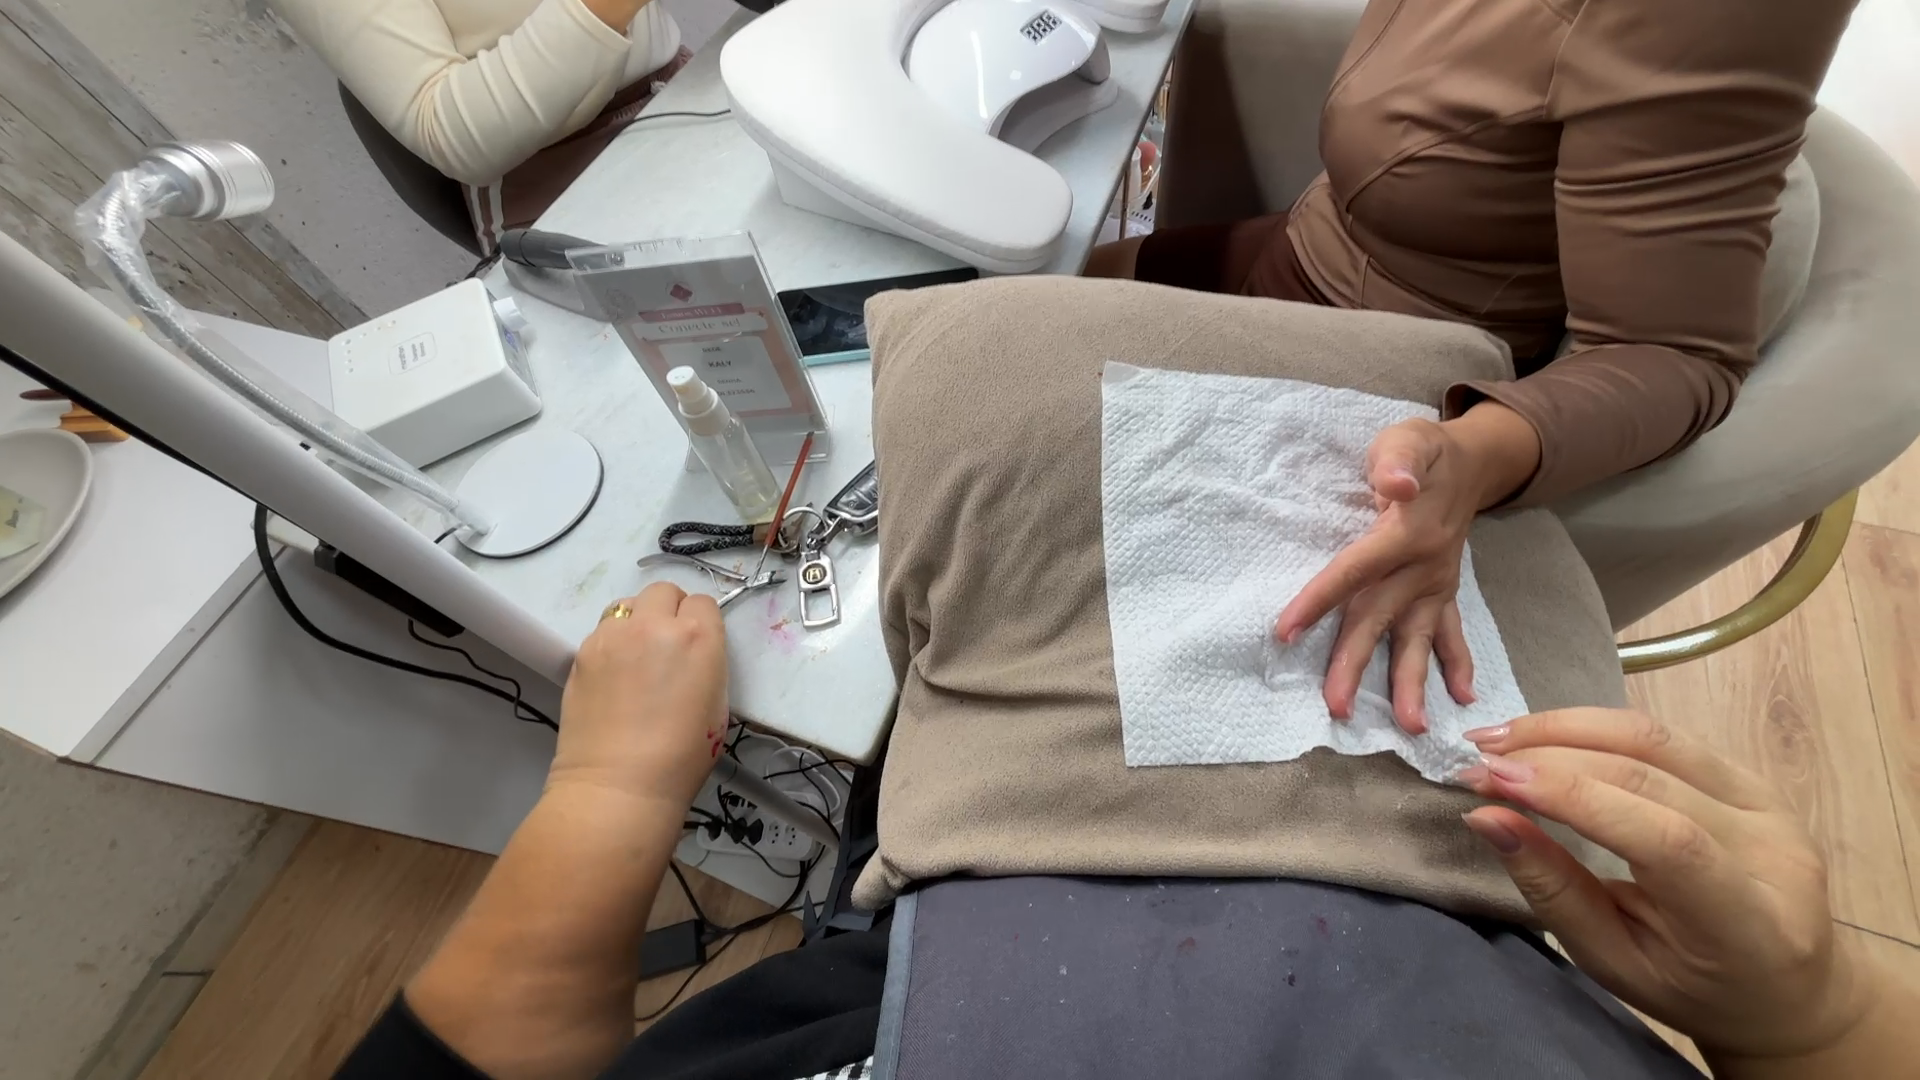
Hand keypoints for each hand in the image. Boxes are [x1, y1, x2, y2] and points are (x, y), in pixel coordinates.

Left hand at [549, 582, 728, 810]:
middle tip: (668, 642)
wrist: (620, 785)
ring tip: (638, 654)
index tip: (699, 643)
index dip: (702, 622)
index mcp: (698, 636)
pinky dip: (613, 642)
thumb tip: (693, 655)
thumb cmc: (683, 754)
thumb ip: (707, 663)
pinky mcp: (582, 654)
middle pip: (663, 591)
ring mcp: (613, 637)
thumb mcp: (718, 703)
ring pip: (627, 605)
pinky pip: (603, 631)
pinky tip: (615, 675)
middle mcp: (654, 625)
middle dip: (670, 610)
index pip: (702, 602)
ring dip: (638, 620)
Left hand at [1273, 404, 1536, 732]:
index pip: (1350, 573)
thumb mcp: (1406, 440)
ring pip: (1417, 639)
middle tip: (1338, 706)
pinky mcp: (1444, 592)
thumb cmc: (1423, 451)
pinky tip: (1463, 698)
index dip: (1317, 601)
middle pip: (1378, 620)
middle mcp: (1421, 568)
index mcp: (1402, 536)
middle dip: (1357, 663)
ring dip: (1412, 683)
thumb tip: (1395, 481)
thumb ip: (1397, 459)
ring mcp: (1436, 585)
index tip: (1284, 632)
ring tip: (1409, 727)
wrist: (1474, 463)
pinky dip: (1459, 663)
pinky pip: (1452, 632)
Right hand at [1458, 709, 1875, 1061]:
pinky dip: (1585, 724)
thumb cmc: (1686, 983)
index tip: (1487, 778)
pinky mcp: (1749, 778)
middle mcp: (1771, 852)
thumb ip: (1549, 885)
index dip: (1569, 796)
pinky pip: (1657, 733)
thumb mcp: (1608, 957)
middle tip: (1472, 763)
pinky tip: (1538, 734)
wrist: (1785, 987)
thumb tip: (1483, 816)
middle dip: (1544, 757)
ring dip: (1558, 727)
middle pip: (1645, 775)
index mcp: (1746, 922)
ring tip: (1494, 737)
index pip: (1664, 839)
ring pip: (1649, 737)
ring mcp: (1767, 807)